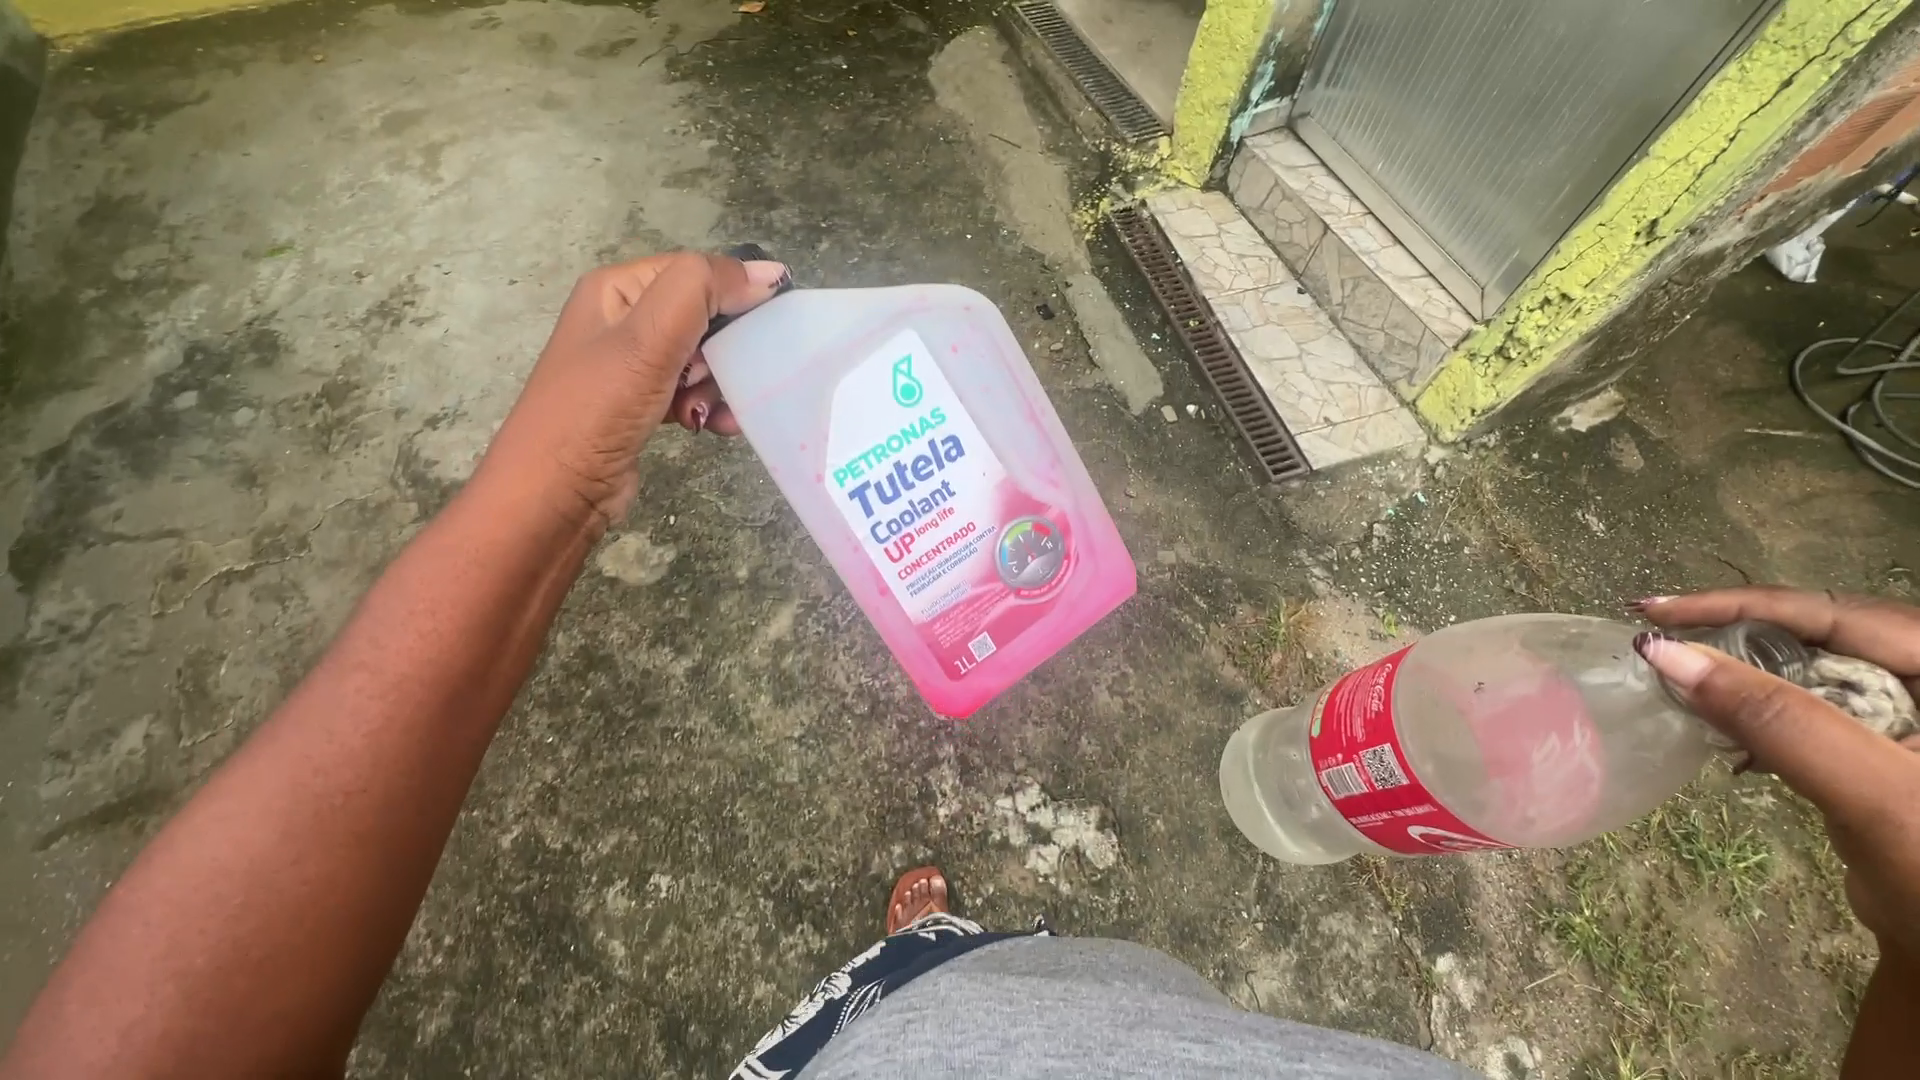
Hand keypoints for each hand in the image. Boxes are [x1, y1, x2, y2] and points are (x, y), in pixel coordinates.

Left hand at [478, 252, 786, 527]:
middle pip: (703, 316)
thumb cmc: (599, 407)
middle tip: (727, 375)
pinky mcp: (643, 404)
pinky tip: (714, 428)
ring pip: (703, 359)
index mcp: (618, 289)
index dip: (736, 290)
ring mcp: (632, 366)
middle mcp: (623, 320)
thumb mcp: (651, 336)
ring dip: (720, 385)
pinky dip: (708, 408)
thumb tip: (766, 273)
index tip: (774, 322)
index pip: (695, 271)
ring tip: (714, 413)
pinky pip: (692, 393)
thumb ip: (703, 289)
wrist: (557, 491)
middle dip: (727, 348)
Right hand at [1636, 588, 1919, 966]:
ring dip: (1739, 673)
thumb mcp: (1878, 796)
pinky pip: (1810, 710)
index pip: (1841, 615)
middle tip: (1654, 640)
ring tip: (1675, 675)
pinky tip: (1725, 731)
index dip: (1744, 606)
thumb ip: (1780, 721)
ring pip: (1810, 671)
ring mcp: (1912, 720)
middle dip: (1734, 633)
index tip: (1652, 613)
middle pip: (1824, 634)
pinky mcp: (1884, 753)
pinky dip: (1757, 712)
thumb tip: (1664, 654)